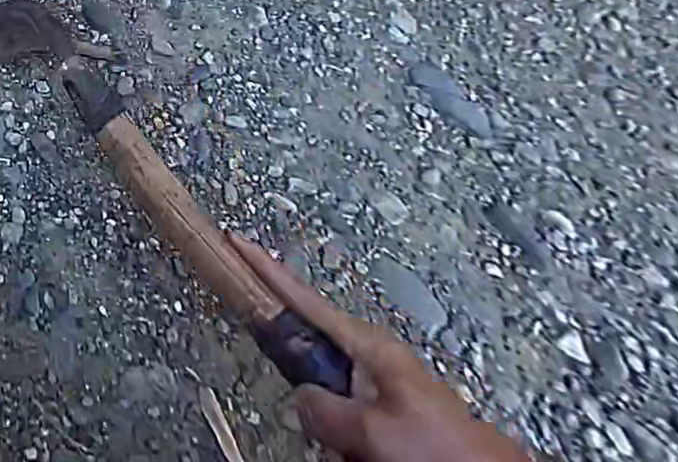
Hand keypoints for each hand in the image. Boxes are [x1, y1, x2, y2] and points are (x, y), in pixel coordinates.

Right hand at [231, 235, 531, 461]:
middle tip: (337, 439)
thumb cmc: (442, 451)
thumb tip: (300, 399)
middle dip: (311, 402)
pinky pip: (349, 426)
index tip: (235, 238)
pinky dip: (351, 448)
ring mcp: (377, 384)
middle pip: (309, 362)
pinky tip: (367, 459)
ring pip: (328, 403)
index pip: (300, 294)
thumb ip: (325, 409)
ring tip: (364, 457)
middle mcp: (367, 355)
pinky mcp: (386, 412)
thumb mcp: (375, 432)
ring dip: (336, 438)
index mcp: (364, 343)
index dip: (264, 266)